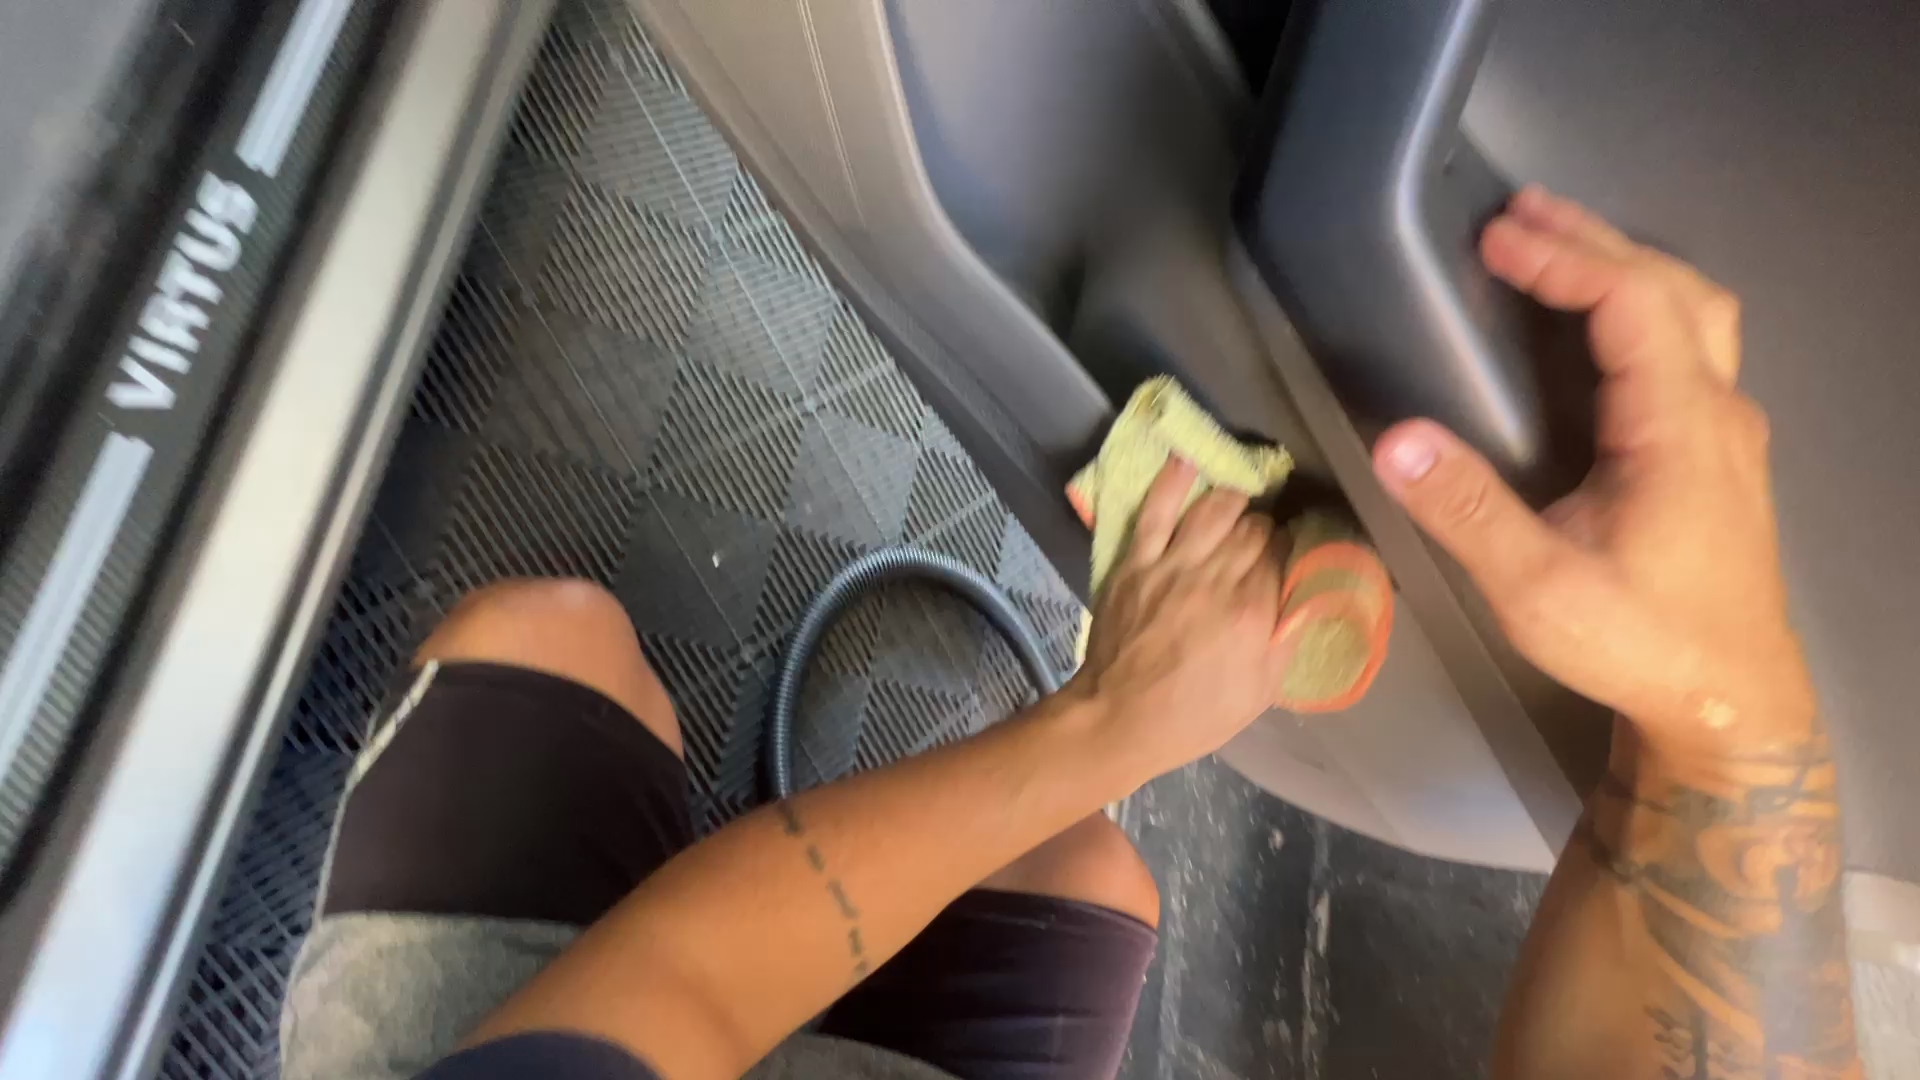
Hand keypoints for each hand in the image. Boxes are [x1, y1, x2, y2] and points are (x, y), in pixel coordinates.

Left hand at [1069, 458, 1286, 769]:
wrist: (1120, 716)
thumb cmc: (1195, 713)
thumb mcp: (1261, 689)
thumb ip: (1288, 636)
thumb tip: (1313, 594)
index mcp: (1253, 613)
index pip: (1286, 557)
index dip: (1293, 549)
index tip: (1293, 550)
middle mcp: (1216, 580)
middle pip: (1254, 530)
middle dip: (1265, 527)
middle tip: (1264, 535)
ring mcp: (1172, 566)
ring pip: (1213, 511)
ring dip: (1233, 499)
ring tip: (1242, 497)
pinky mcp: (1135, 563)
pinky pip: (1155, 513)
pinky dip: (1171, 483)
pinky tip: (1187, 459)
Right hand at [1371, 186, 1813, 758]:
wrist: (1726, 699)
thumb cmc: (1634, 640)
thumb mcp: (1535, 584)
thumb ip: (1466, 511)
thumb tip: (1394, 440)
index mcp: (1679, 431)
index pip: (1634, 307)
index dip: (1564, 261)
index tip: (1495, 239)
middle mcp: (1714, 415)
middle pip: (1674, 292)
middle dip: (1596, 242)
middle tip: (1522, 216)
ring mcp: (1721, 434)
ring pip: (1691, 317)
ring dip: (1623, 268)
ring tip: (1556, 246)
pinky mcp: (1708, 455)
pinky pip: (1682, 352)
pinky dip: (1634, 310)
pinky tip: (1594, 326)